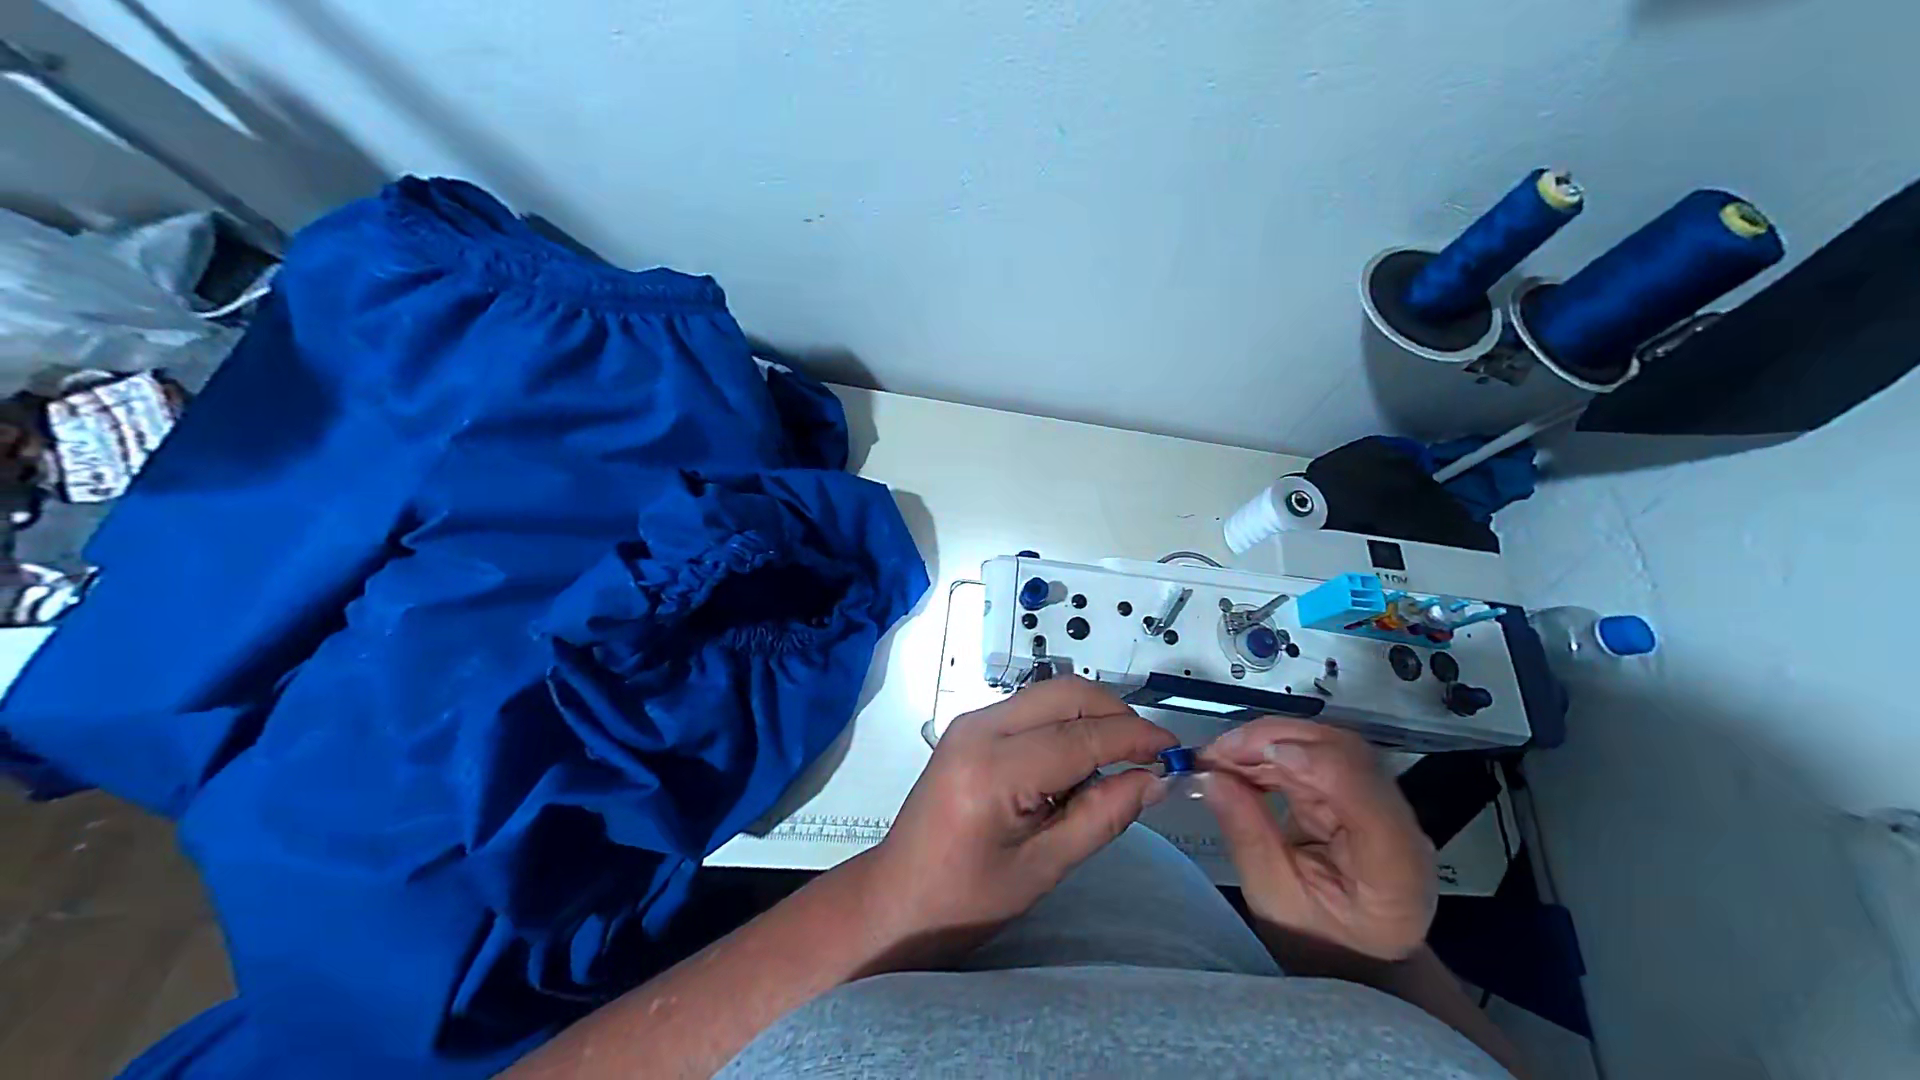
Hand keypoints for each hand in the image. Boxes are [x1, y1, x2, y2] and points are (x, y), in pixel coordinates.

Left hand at [871, 676, 1176, 944]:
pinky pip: (1033, 709)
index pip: (1082, 736)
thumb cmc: (964, 899)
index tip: (1173, 751)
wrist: (897, 896)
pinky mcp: (970, 727)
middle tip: (1148, 755)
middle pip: (1066, 693)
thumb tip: (1153, 779)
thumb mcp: (1043, 867)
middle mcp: (979, 728)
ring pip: (1050, 694)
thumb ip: (1103, 816)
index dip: (1135, 738)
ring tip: (1116, 764)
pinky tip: (1077, 765)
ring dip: (1092, 717)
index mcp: (994, 768)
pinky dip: (1066, 724)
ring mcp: (971, 722)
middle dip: (1116, 714)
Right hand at [1199, 717, 1435, 962]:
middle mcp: (1397, 823)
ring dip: (1266, 740)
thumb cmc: (1317, 935)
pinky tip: (1237, 759)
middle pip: (1346, 754)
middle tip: (1216, 752)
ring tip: (1217, 756)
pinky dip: (1269, 749)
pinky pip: (1312, 751)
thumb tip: (1210, 776)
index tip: (1258, 755)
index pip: (1366, 797)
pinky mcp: (1354, 785)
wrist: (1351, 947)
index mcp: (1393, 868)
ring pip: (1326, 744)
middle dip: (1276, 740)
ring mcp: (1379, 799)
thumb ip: (1247, 836)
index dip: (1317, 764)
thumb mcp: (1274, 897)